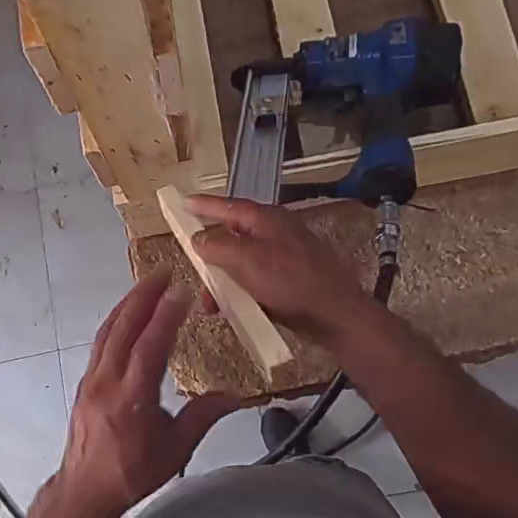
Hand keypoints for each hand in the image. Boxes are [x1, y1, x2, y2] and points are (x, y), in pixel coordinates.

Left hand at [50, 272, 238, 517]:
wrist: (85, 490)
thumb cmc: (132, 473)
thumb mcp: (175, 450)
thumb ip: (202, 417)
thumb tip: (234, 397)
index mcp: (132, 400)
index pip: (149, 348)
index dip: (164, 317)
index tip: (179, 292)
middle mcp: (108, 383)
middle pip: (123, 330)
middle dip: (143, 297)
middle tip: (162, 272)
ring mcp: (92, 381)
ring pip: (107, 333)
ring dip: (126, 305)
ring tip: (146, 284)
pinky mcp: (85, 383)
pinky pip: (100, 344)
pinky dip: (114, 323)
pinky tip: (125, 315)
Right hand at [186, 195, 372, 340]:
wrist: (335, 315)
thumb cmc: (292, 283)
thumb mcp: (248, 261)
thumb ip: (218, 247)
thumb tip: (198, 239)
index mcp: (266, 220)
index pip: (228, 206)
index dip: (204, 205)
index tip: (183, 202)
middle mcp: (274, 233)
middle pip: (231, 236)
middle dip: (209, 256)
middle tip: (193, 269)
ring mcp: (282, 257)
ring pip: (240, 263)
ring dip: (221, 282)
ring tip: (210, 303)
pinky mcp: (286, 280)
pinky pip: (253, 281)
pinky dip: (238, 293)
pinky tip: (230, 309)